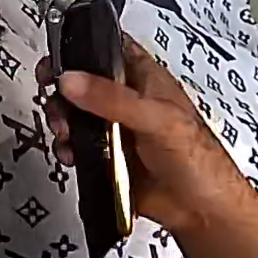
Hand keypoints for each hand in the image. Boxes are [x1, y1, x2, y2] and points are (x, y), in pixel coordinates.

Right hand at [37, 37, 253, 235]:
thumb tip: (73, 80)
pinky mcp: (106, 153)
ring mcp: (115, 126)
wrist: (201, 212)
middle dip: (62, 89)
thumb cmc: (200, 161)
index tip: (57, 55)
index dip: (80, 45)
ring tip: (64, 130)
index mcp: (143, 78)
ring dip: (62, 120)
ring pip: (74, 112)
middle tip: (56, 99)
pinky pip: (75, 144)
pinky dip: (66, 147)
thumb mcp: (156, 119)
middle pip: (81, 80)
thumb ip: (112, 98)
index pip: (108, 47)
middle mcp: (126, 99)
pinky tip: (71, 152)